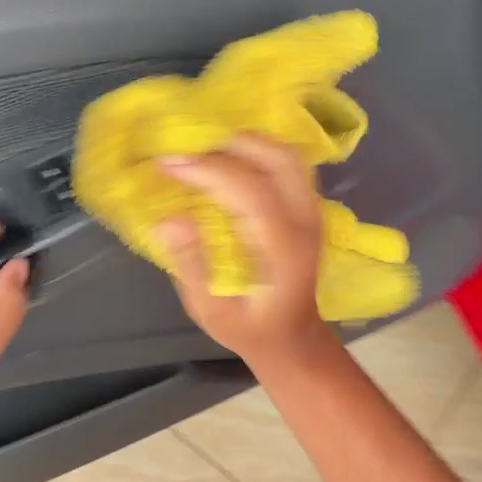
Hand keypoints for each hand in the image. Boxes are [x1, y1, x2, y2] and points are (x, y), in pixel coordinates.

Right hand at [156, 135, 345, 375]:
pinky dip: (254, 149)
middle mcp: (306, 224)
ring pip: (286, 155)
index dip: (210, 171)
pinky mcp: (307, 205)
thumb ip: (192, 265)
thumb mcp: (210, 310)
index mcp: (283, 252)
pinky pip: (285, 162)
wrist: (292, 339)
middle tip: (184, 149)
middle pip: (279, 160)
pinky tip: (224, 154)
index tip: (168, 163)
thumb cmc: (248, 328)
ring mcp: (312, 211)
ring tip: (202, 148)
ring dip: (243, 142)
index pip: (253, 194)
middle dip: (227, 144)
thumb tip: (170, 219)